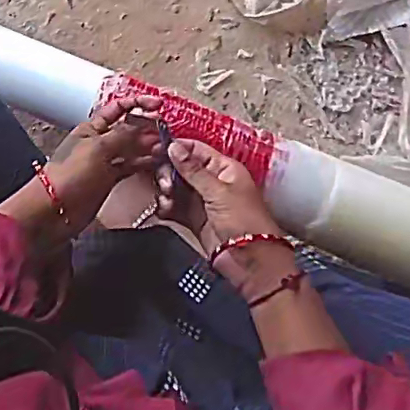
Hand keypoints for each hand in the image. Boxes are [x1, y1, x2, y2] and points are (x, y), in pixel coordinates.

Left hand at [43, 96, 165, 229]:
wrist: (54, 209)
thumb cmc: (68, 175)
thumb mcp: (98, 148)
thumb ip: (124, 136)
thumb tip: (146, 128)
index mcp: (92, 128)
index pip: (118, 108)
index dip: (137, 103)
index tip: (158, 105)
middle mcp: (99, 142)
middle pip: (128, 128)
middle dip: (147, 126)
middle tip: (165, 130)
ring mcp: (105, 161)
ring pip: (131, 148)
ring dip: (148, 146)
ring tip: (165, 147)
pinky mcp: (109, 179)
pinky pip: (130, 166)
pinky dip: (143, 163)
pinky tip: (156, 162)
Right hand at [162, 139, 295, 294]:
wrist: (250, 262)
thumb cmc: (246, 223)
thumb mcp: (218, 191)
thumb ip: (192, 169)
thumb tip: (174, 147)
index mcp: (224, 169)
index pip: (196, 150)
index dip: (177, 148)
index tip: (159, 149)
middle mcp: (212, 182)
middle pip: (181, 168)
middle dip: (169, 173)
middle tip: (166, 183)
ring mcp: (202, 201)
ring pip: (175, 187)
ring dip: (166, 191)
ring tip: (167, 198)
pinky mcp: (194, 219)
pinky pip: (174, 207)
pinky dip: (166, 207)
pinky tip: (165, 209)